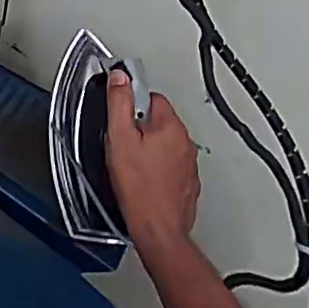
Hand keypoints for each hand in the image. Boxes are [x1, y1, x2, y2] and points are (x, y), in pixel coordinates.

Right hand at [106, 67, 199, 251]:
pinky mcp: (187, 180)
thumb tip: (121, 78)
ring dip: (148, 144)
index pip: (152, 96)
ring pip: (164, 140)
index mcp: (171, 126)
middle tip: (123, 141)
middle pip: (158, 117)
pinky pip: (170, 160)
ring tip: (131, 161)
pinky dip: (157, 163)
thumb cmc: (139, 188)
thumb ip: (119, 103)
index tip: (120, 112)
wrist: (158, 229)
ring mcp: (188, 163)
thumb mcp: (119, 138)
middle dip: (139, 124)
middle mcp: (185, 142)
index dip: (131, 102)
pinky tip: (142, 175)